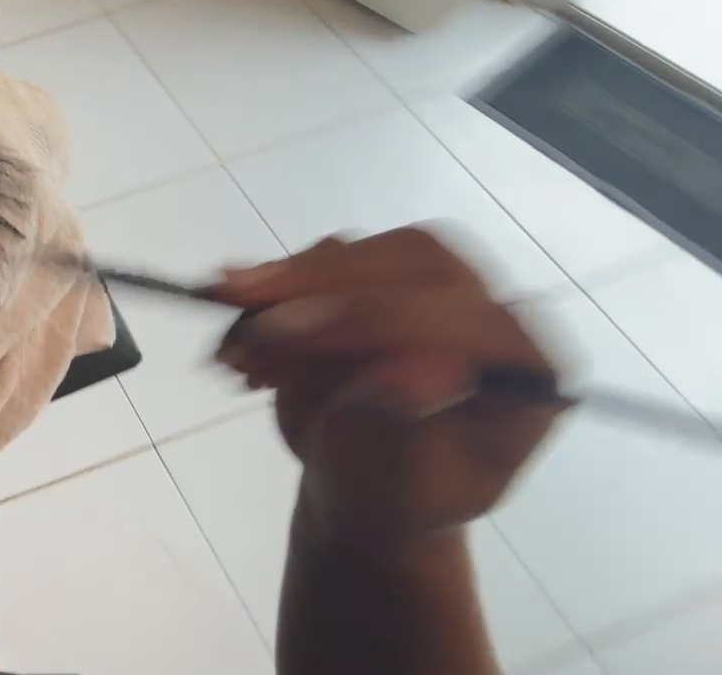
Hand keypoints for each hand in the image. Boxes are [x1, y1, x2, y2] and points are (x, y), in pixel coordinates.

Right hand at [211, 229, 561, 552]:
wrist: (358, 481)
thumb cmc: (393, 495)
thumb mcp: (402, 483)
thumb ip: (408, 427)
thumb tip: (418, 371)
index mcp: (519, 365)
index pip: (456, 313)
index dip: (365, 316)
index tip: (280, 335)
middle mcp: (479, 312)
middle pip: (406, 259)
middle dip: (312, 280)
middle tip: (236, 303)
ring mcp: (419, 288)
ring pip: (350, 252)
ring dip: (274, 287)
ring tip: (227, 342)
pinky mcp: (363, 278)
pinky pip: (309, 261)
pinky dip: (261, 290)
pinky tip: (234, 334)